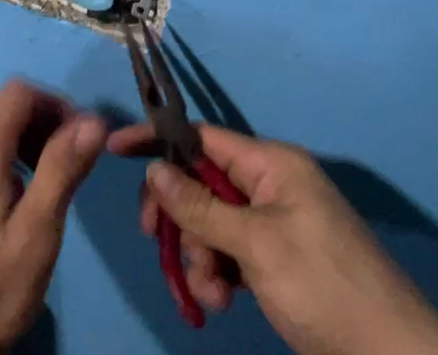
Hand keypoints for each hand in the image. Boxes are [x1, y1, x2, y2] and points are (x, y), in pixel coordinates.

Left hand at [0, 80, 106, 354]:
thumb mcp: (36, 232)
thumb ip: (62, 169)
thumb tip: (93, 119)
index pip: (20, 92)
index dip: (58, 106)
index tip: (83, 142)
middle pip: (4, 108)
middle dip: (44, 126)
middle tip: (72, 169)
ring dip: (25, 143)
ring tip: (48, 188)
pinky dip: (2, 158)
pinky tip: (15, 200)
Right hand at [108, 123, 437, 354]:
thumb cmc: (323, 286)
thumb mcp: (255, 243)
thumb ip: (199, 205)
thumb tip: (154, 169)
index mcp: (272, 165)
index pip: (201, 136)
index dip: (157, 139)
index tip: (114, 150)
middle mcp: (272, 186)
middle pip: (200, 184)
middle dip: (180, 219)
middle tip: (158, 243)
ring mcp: (276, 224)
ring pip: (210, 224)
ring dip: (199, 256)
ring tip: (210, 295)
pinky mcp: (278, 259)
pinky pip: (229, 252)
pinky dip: (217, 273)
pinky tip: (219, 302)